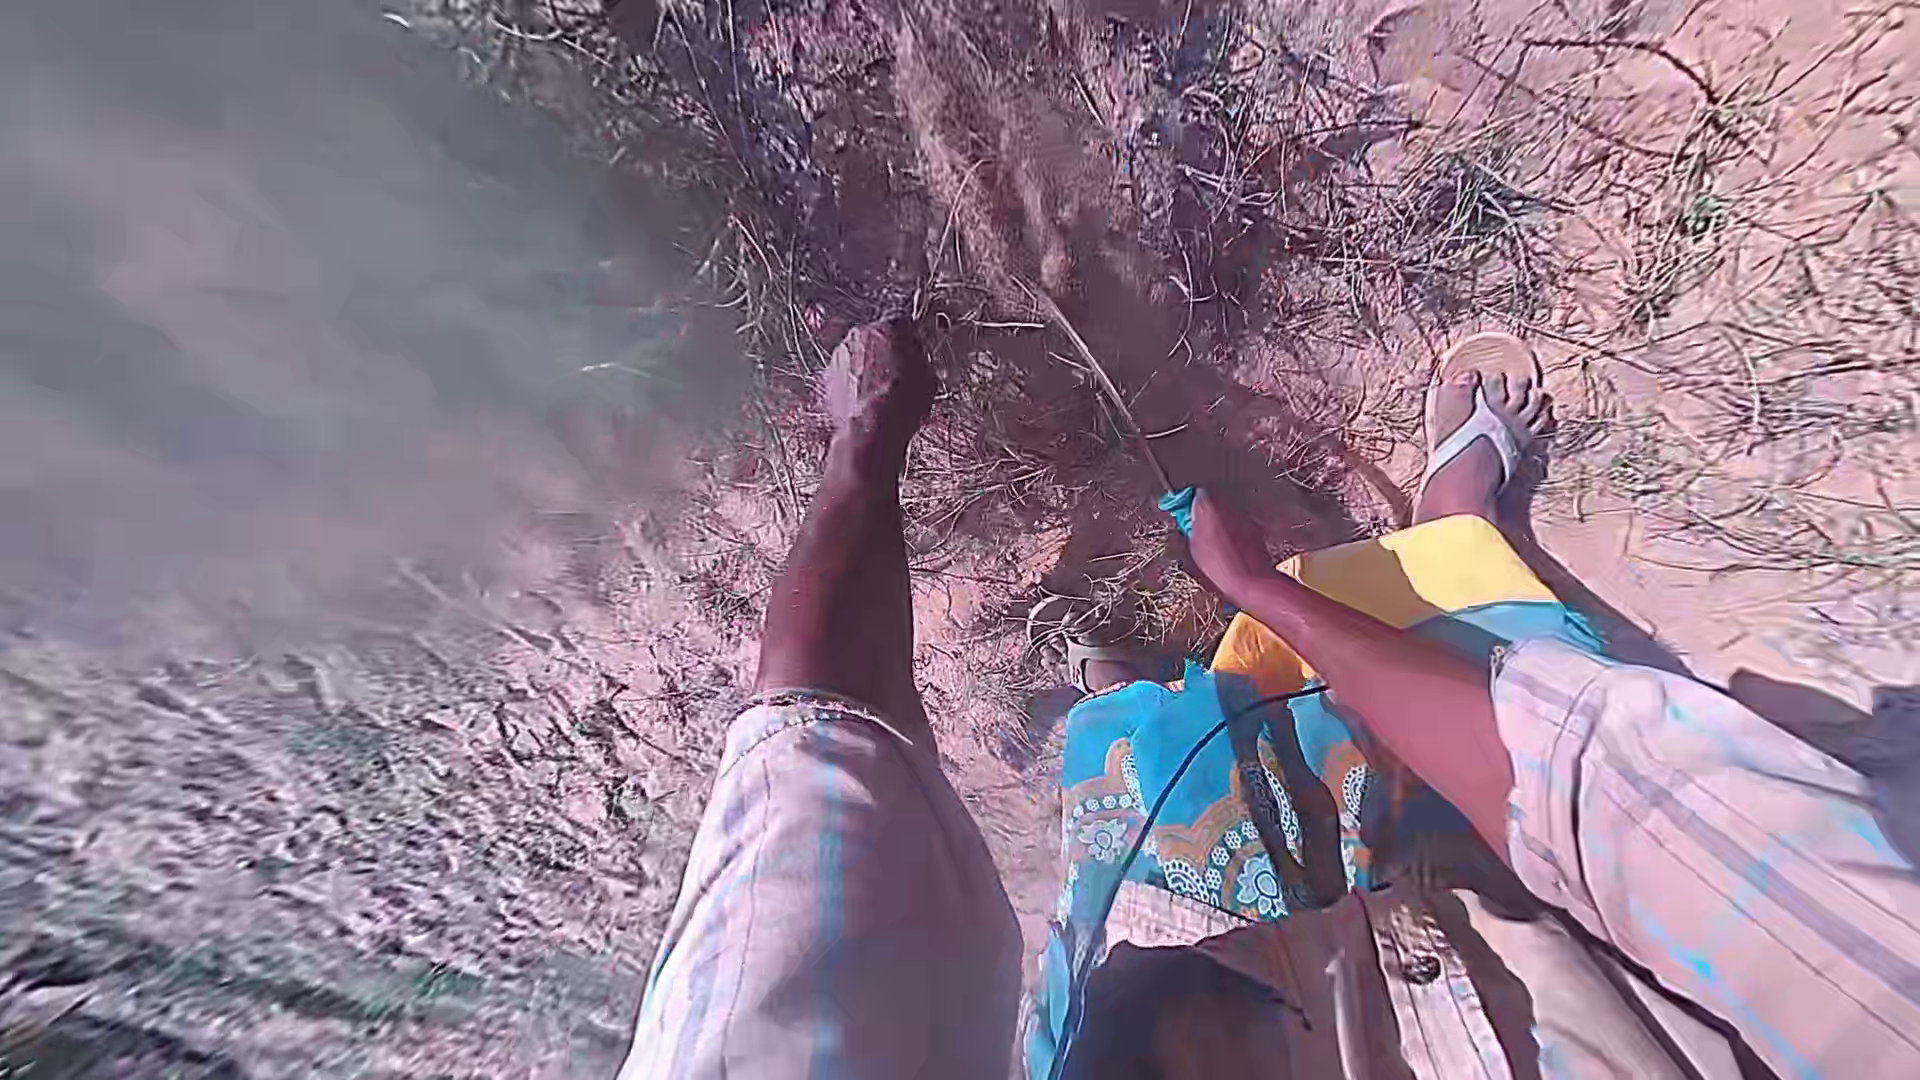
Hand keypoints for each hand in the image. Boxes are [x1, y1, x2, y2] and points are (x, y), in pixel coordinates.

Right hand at [1186, 488, 1280, 601]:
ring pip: (1226, 515)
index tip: (1182, 511)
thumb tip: (1188, 521)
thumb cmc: (1220, 567)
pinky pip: (1239, 525)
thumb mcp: (1193, 548)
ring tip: (1213, 545)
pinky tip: (1228, 550)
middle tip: (1196, 531)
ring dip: (1219, 524)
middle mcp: (1228, 509)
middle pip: (1212, 504)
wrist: (1249, 580)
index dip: (1187, 504)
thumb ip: (1190, 528)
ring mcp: (1243, 518)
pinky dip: (1233, 533)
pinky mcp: (1255, 529)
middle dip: (1204, 515)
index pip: (1195, 495)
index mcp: (1208, 510)